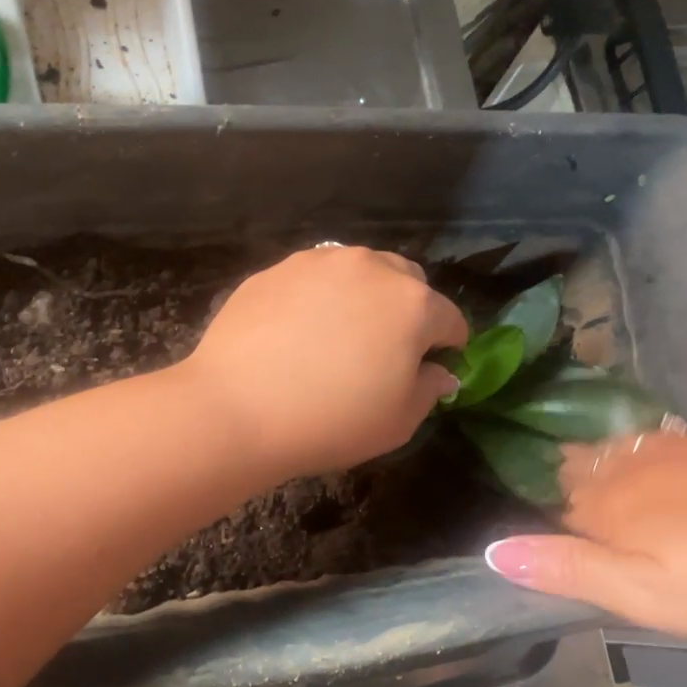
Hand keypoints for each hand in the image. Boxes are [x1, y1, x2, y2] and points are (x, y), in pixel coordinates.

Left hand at [183, 244, 467, 476]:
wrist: (237, 409)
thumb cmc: (331, 423)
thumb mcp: (398, 422)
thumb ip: (429, 390)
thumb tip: (440, 371)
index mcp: (413, 305)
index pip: (449, 319)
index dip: (448, 346)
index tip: (434, 367)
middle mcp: (371, 269)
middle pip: (406, 282)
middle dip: (408, 311)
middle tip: (386, 350)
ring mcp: (318, 263)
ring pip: (357, 271)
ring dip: (363, 296)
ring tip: (340, 336)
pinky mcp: (274, 270)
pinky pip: (311, 280)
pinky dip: (317, 299)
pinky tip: (296, 335)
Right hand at [481, 428, 686, 641]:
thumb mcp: (649, 597)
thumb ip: (569, 571)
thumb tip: (491, 549)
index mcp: (613, 501)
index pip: (556, 501)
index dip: (549, 520)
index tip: (553, 543)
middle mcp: (639, 461)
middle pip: (587, 466)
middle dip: (575, 487)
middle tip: (586, 523)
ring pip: (630, 451)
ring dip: (617, 471)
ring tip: (627, 502)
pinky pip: (678, 443)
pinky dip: (666, 461)